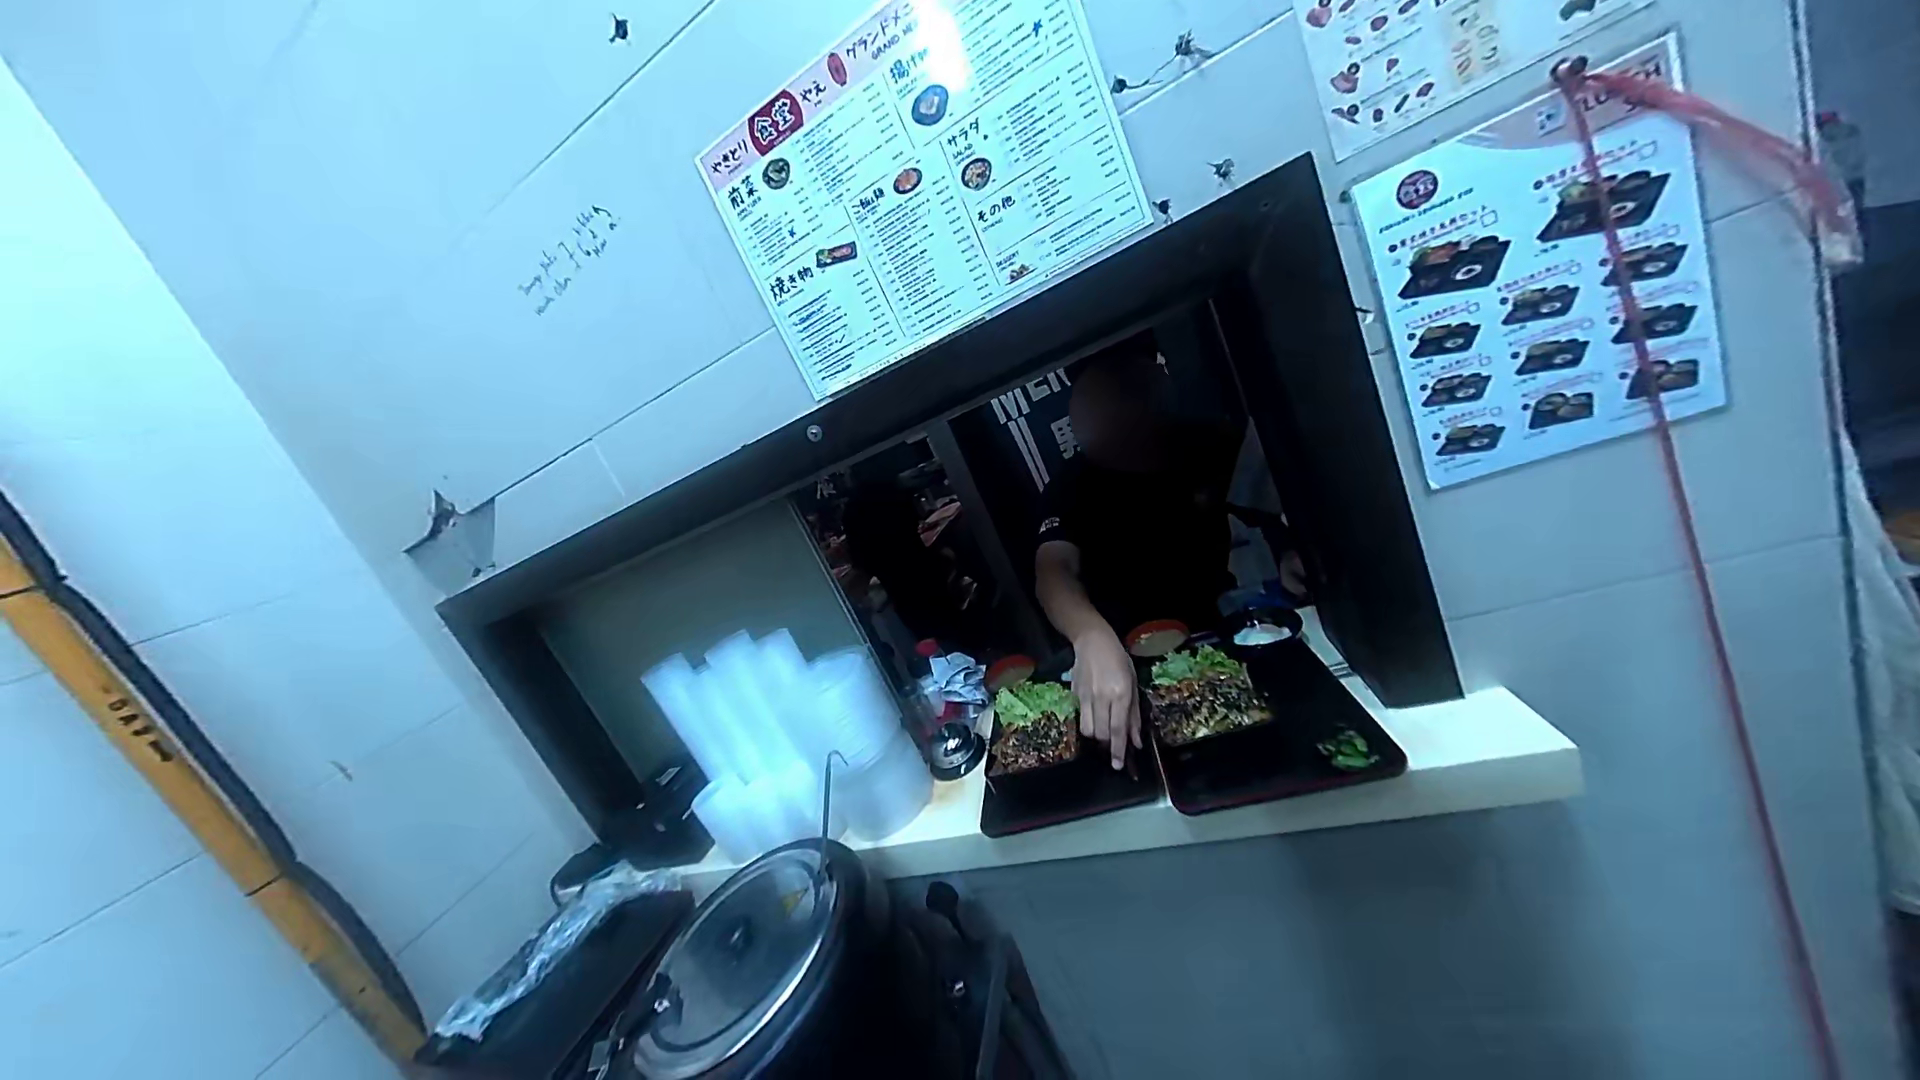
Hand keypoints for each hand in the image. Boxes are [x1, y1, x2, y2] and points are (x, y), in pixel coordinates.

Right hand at [1070, 625, 1140, 769]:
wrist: (1092, 640)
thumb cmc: (1119, 660)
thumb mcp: (1133, 684)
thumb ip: (1134, 714)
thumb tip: (1135, 741)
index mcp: (1121, 694)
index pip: (1118, 729)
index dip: (1118, 750)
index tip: (1118, 765)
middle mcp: (1102, 697)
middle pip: (1101, 733)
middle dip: (1107, 745)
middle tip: (1113, 748)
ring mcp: (1086, 696)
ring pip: (1088, 729)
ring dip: (1096, 737)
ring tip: (1103, 734)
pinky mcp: (1075, 694)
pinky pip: (1081, 717)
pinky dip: (1088, 724)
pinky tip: (1094, 718)